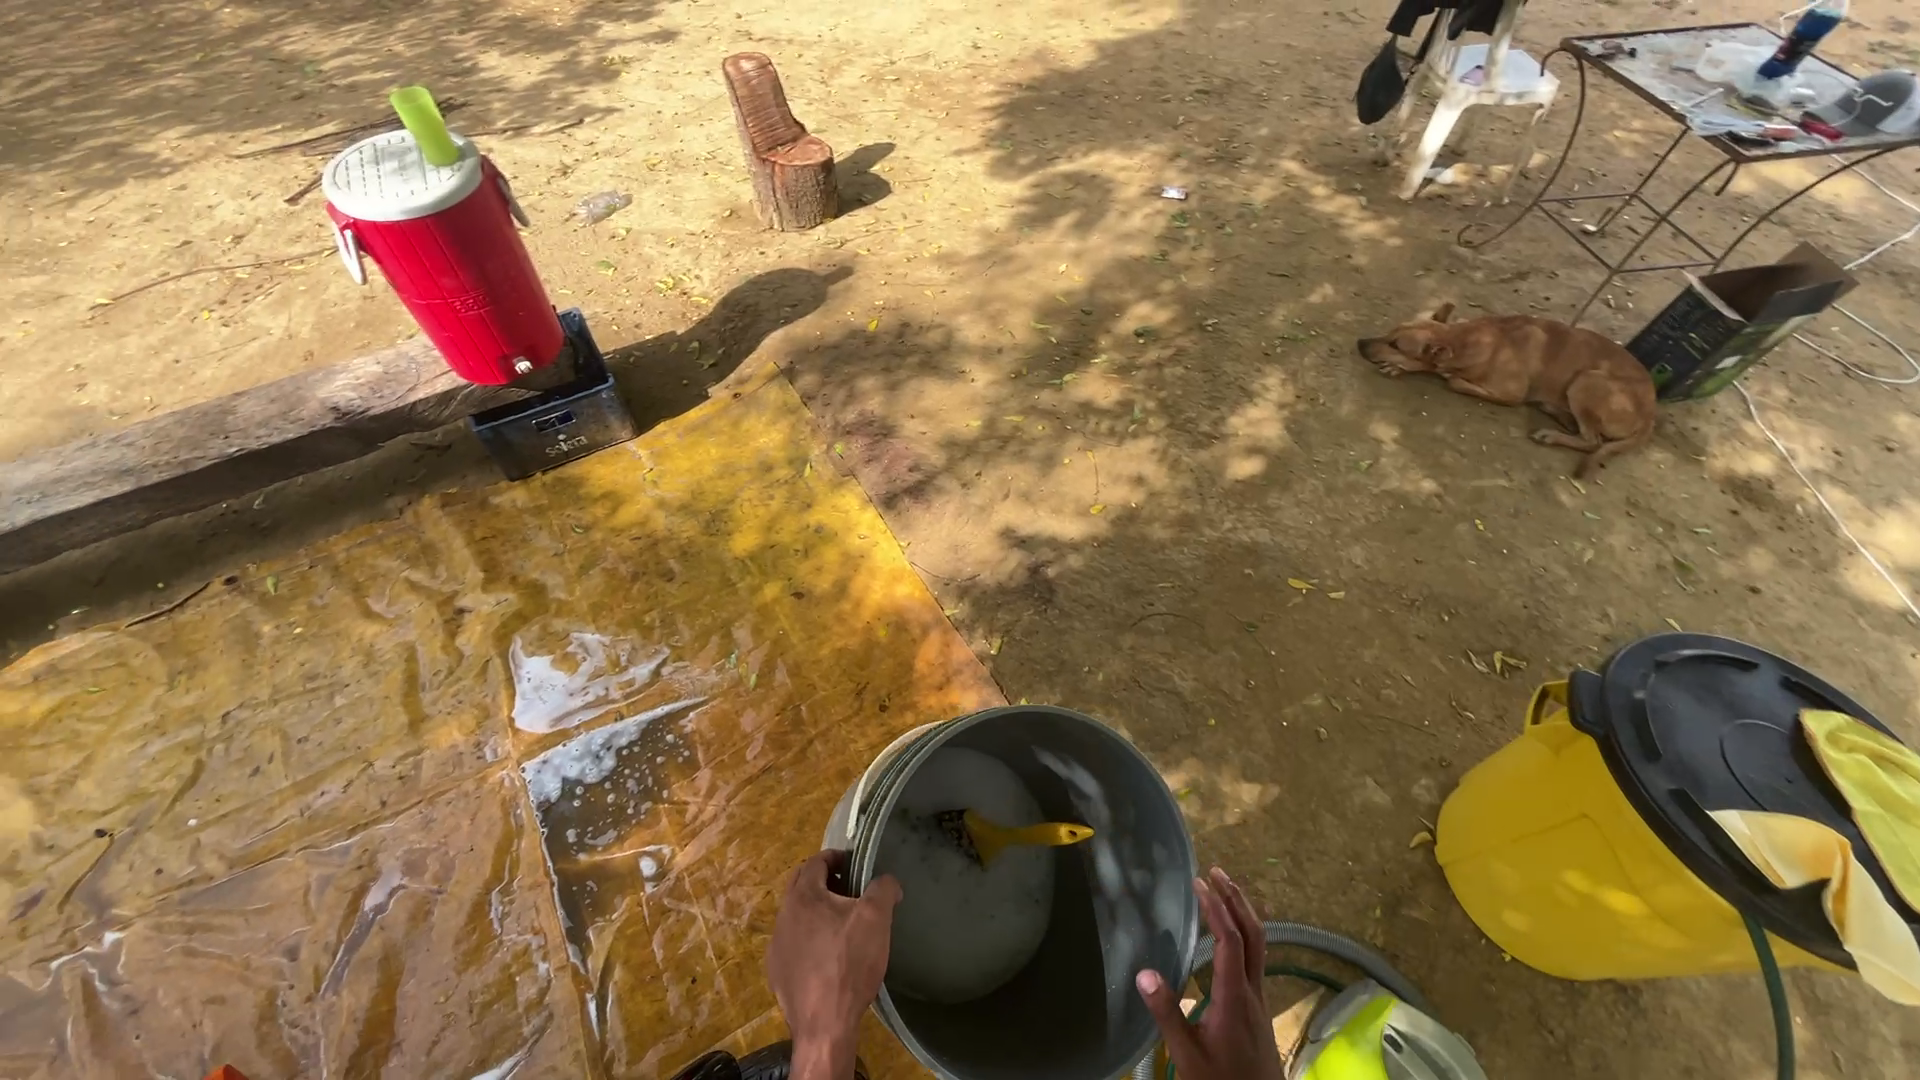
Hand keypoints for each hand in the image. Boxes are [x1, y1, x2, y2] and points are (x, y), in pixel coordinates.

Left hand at [767, 850, 902, 1079]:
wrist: (825, 1024)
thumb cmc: (850, 962)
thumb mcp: (876, 918)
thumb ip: (884, 889)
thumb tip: (888, 882)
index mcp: (803, 896)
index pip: (815, 862)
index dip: (835, 857)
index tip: (853, 863)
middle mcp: (783, 915)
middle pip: (800, 885)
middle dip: (823, 880)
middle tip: (848, 888)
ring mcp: (777, 945)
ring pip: (796, 915)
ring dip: (815, 911)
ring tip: (840, 923)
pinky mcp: (777, 972)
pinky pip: (792, 943)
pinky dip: (808, 939)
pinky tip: (826, 955)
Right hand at [1135, 867, 1283, 1079]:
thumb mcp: (1188, 1056)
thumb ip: (1168, 1014)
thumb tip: (1143, 973)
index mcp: (1235, 998)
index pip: (1231, 941)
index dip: (1216, 908)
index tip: (1199, 882)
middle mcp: (1252, 992)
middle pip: (1255, 935)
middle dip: (1236, 900)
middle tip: (1216, 872)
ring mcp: (1259, 1001)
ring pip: (1260, 946)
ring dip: (1243, 913)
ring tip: (1224, 891)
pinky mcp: (1257, 1009)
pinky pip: (1256, 958)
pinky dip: (1244, 933)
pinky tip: (1229, 936)